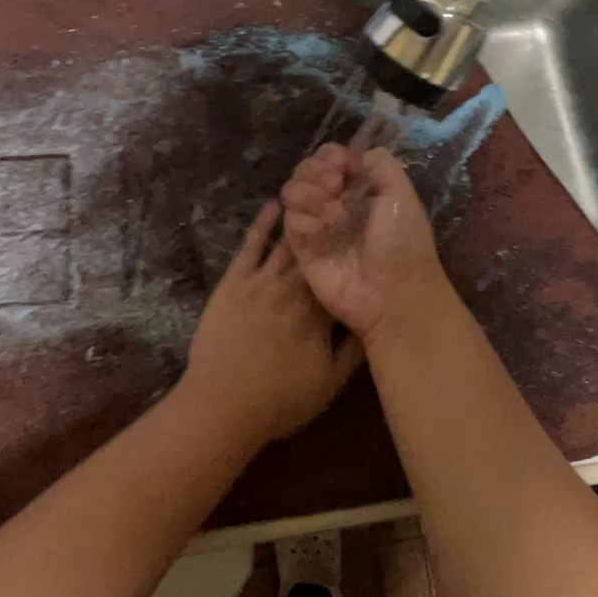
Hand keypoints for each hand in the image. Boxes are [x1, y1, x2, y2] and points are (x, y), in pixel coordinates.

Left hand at [179, 202, 363, 445]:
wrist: (224, 404)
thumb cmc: (280, 400)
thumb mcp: (330, 384)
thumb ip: (354, 351)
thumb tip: (373, 320)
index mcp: (322, 314)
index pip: (342, 274)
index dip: (353, 251)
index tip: (365, 231)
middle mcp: (296, 289)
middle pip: (318, 250)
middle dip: (331, 224)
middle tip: (344, 199)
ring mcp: (263, 281)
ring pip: (289, 242)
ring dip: (303, 218)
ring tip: (317, 192)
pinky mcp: (235, 282)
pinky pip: (252, 245)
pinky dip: (263, 223)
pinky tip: (275, 204)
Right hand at [280, 144, 457, 344]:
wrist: (395, 295)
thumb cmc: (404, 244)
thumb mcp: (401, 194)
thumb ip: (380, 164)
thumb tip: (354, 155)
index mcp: (360, 188)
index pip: (330, 158)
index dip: (330, 156)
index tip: (343, 165)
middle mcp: (335, 202)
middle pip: (306, 171)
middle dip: (316, 170)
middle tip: (335, 184)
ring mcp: (317, 226)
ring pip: (291, 192)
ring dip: (309, 192)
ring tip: (334, 211)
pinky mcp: (303, 249)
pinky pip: (290, 222)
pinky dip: (304, 219)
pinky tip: (324, 229)